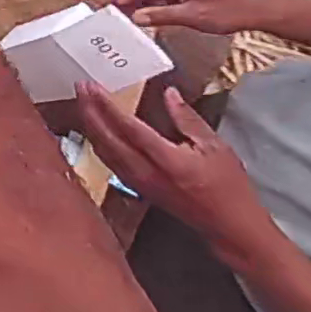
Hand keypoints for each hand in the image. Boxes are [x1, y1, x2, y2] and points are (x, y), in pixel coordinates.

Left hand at [75, 82, 280, 266]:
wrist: (229, 226)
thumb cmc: (228, 184)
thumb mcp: (216, 147)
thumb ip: (187, 119)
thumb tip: (168, 92)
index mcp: (166, 159)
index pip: (128, 127)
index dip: (107, 105)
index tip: (92, 85)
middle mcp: (143, 171)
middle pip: (105, 137)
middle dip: (89, 109)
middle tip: (81, 86)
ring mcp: (134, 180)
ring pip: (101, 148)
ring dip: (89, 123)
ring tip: (83, 101)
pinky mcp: (132, 186)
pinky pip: (106, 159)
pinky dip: (96, 139)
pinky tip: (93, 127)